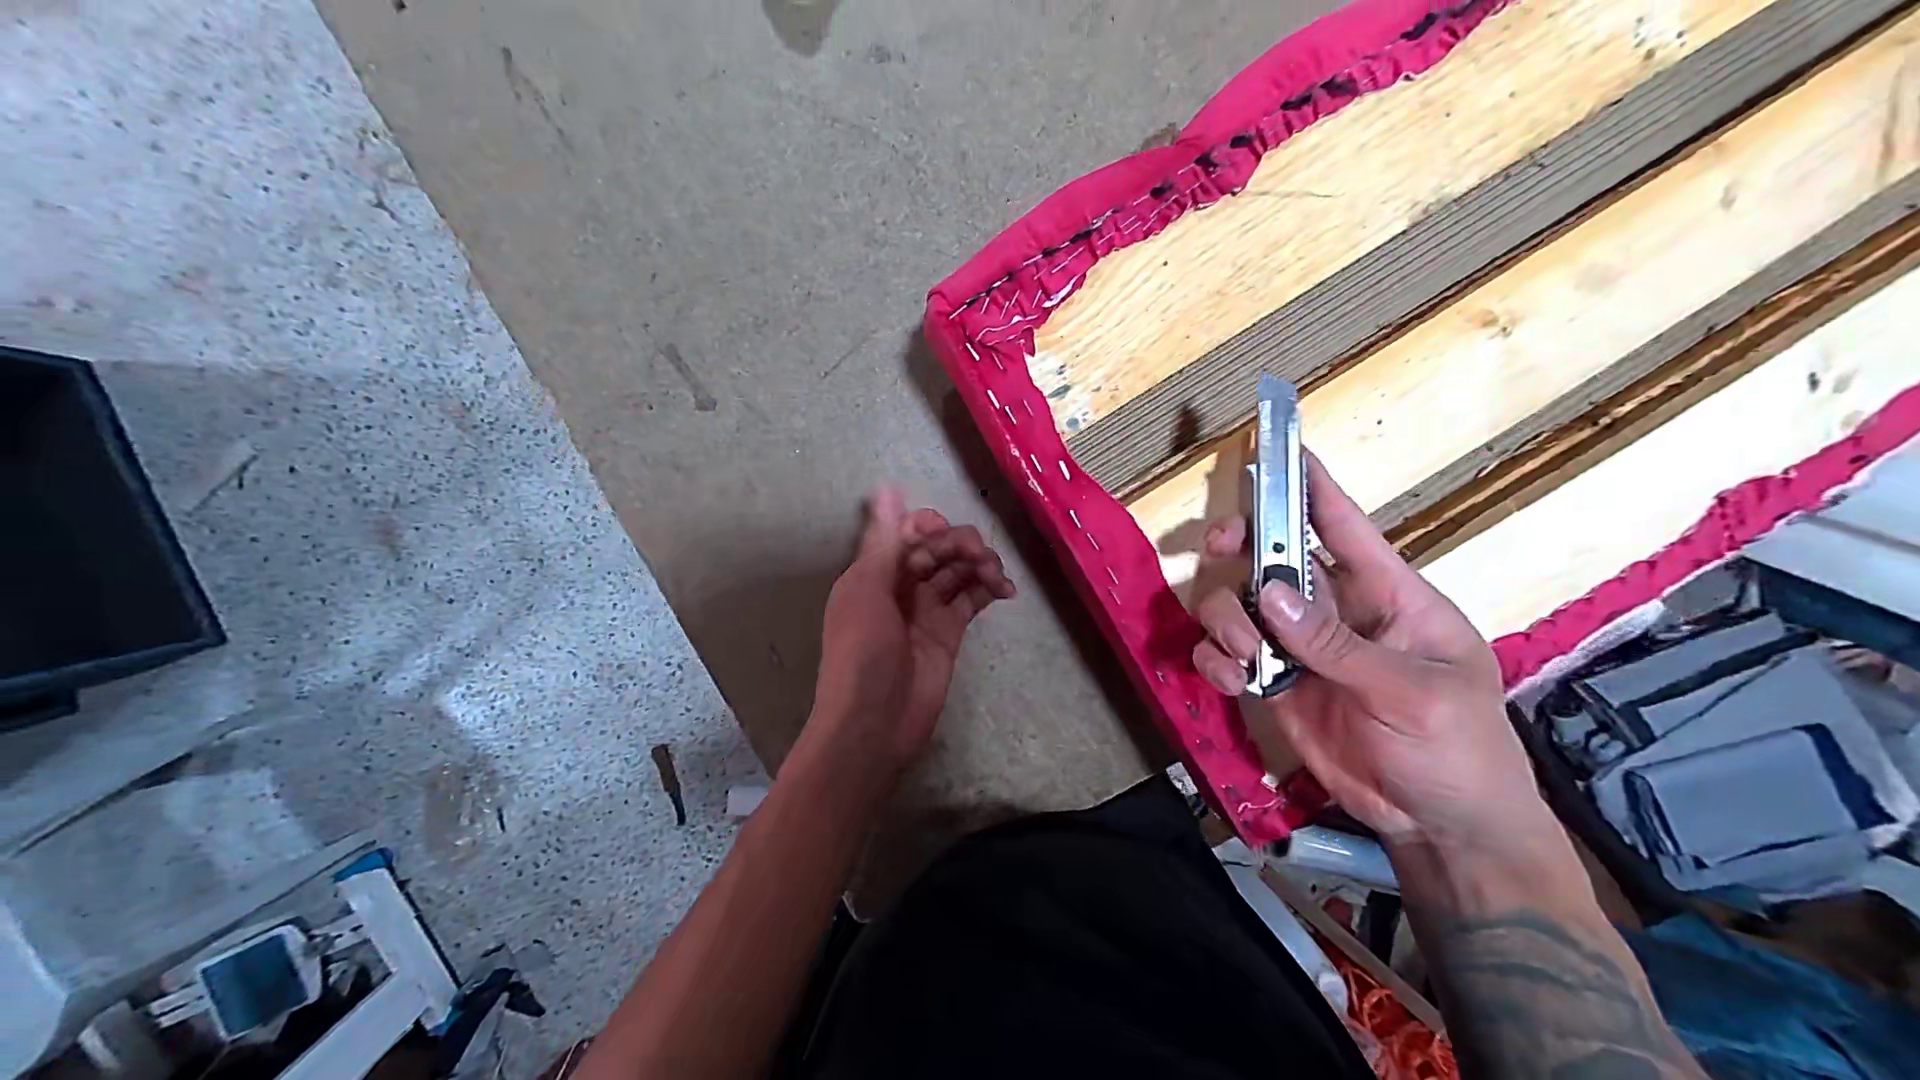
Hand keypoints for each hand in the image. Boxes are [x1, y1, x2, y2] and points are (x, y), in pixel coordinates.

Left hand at [808, 485, 1014, 780]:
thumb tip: (887, 488)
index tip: (945, 532)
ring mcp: (926, 609)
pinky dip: (989, 589)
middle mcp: (901, 585)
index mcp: (874, 571)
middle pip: (937, 548)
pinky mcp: (949, 633)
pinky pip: (972, 599)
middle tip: (980, 557)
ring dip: (979, 564)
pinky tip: (1005, 590)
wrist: (873, 725)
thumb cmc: (861, 656)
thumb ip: (884, 542)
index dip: (929, 525)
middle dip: (960, 544)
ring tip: (996, 576)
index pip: (907, 532)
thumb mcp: (867, 593)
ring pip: (958, 571)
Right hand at [1189, 453, 1551, 855]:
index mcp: (1388, 596)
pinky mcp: (1273, 684)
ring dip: (1229, 621)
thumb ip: (1338, 645)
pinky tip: (1233, 681)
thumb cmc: (1457, 749)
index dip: (1312, 485)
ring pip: (1238, 604)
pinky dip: (1216, 662)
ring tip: (1252, 658)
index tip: (1277, 449)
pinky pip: (1226, 655)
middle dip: (1242, 544)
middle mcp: (1334, 611)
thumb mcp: (1411, 693)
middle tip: (1221, 546)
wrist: (1438, 825)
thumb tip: (1269, 593)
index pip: (1345, 526)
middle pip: (1273, 555)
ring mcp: (1300, 648)